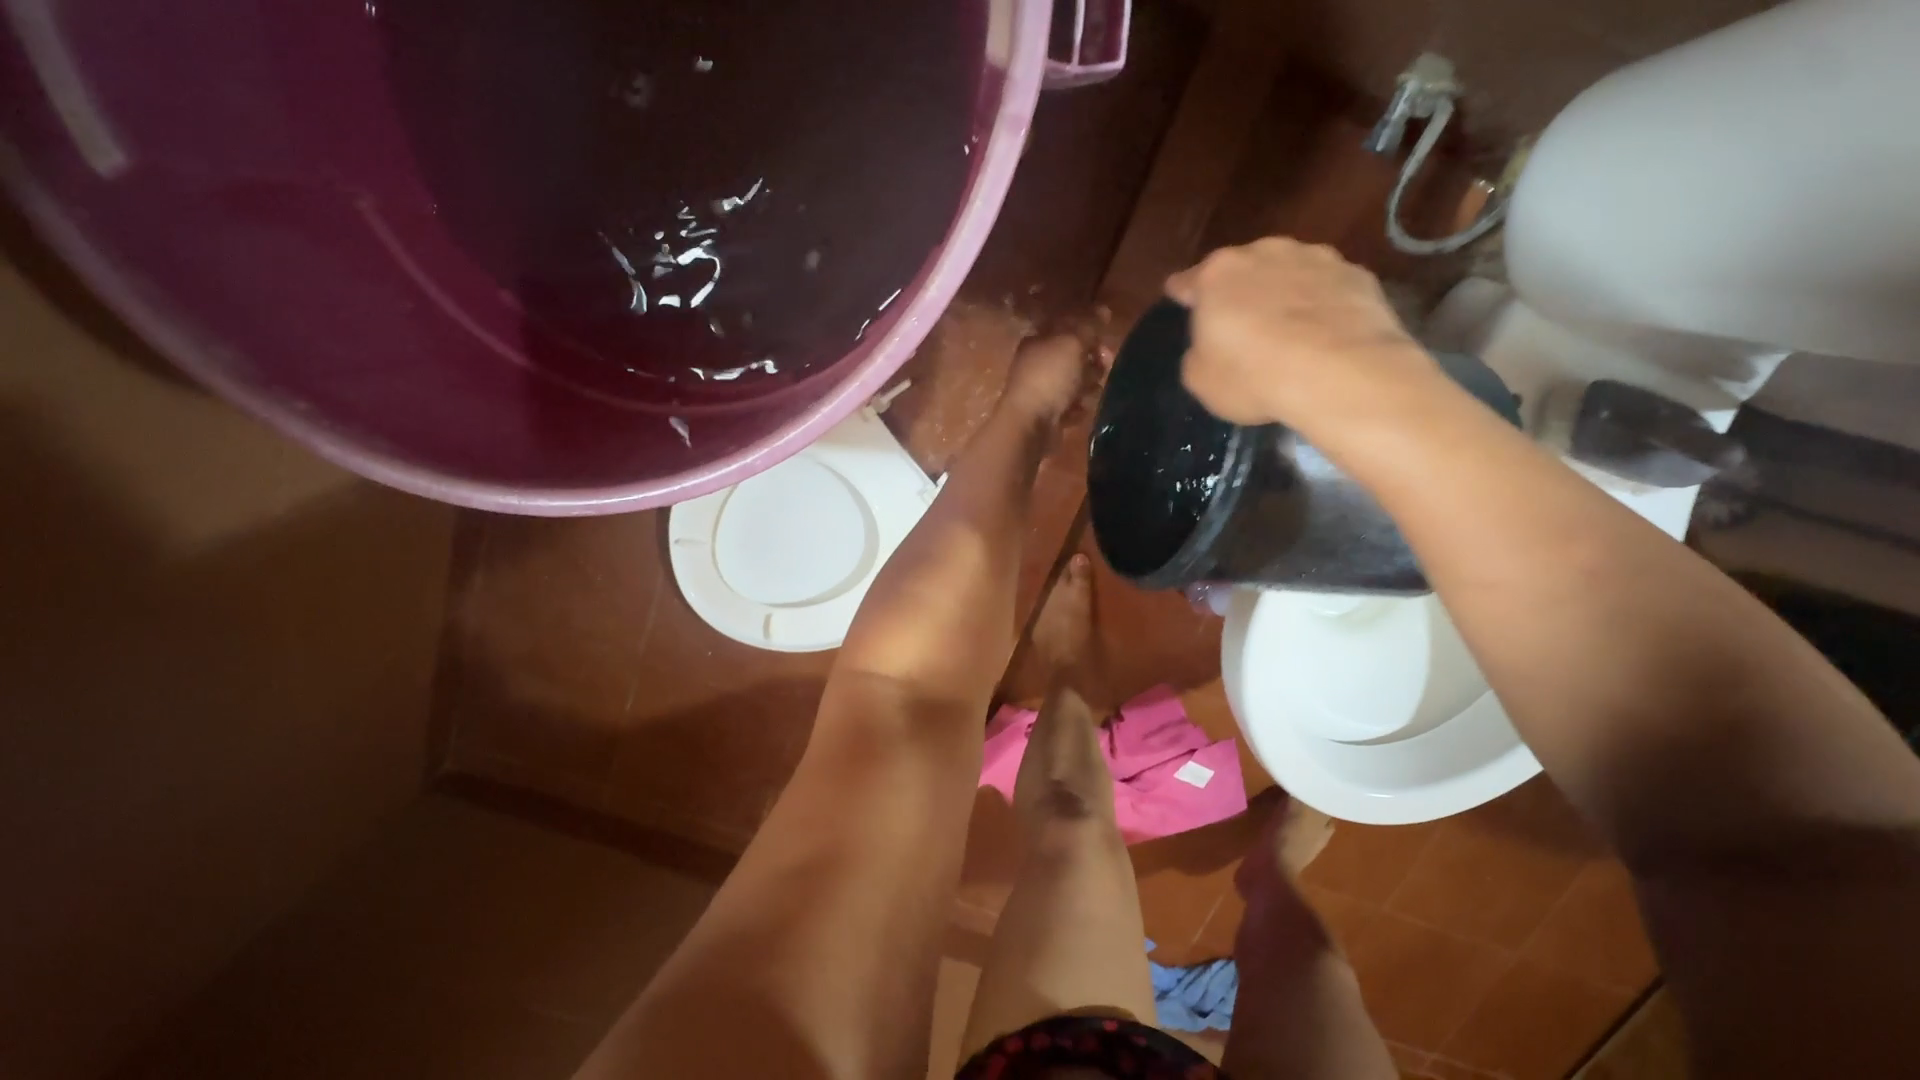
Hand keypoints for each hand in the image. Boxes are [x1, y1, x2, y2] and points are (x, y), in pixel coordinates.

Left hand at [999, 318, 1108, 427]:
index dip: (1090, 332)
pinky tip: (1079, 411)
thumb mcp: (1073, 344)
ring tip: (1089, 394)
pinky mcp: (1047, 413)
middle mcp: (1037, 363)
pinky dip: (1078, 408)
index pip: (1068, 328)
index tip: (1106, 341)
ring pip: (1075, 382)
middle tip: (1103, 368)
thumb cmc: (1051, 377)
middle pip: (1074, 356)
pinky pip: (1071, 405)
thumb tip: (1104, 310)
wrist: (1030, 424)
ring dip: (1087, 387)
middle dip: (1092, 362)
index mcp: (1038, 340)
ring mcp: (1041, 389)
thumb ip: (1089, 327)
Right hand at [1166, 238, 1437, 428]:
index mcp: (1216, 274)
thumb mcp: (1201, 380)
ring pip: (1289, 272)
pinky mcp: (1357, 274)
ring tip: (1292, 329)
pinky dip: (1324, 304)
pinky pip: (1329, 288)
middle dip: (1240, 291)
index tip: (1182, 306)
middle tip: (1243, 325)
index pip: (1186, 282)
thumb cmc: (1255, 375)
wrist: (1341, 373)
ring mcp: (1316, 258)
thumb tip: (1207, 347)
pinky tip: (1328, 334)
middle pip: (1242, 269)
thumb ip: (1197, 354)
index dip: (1182, 297)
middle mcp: (1264, 253)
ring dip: (1284, 292)